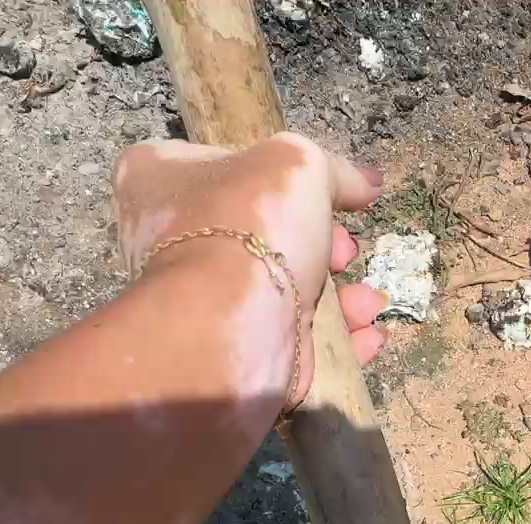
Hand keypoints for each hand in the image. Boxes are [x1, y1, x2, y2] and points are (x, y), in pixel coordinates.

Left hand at [111, 134, 387, 407]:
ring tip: (368, 300)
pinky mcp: (242, 352)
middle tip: (344, 252)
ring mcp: (212, 304)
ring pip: (291, 294)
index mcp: (160, 180)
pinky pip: (301, 339)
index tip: (326, 196)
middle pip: (270, 236)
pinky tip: (369, 332)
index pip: (228, 166)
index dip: (286, 180)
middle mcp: (177, 242)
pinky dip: (340, 336)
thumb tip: (367, 183)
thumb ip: (335, 169)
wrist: (233, 327)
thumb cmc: (250, 226)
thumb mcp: (298, 164)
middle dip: (325, 247)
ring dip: (344, 297)